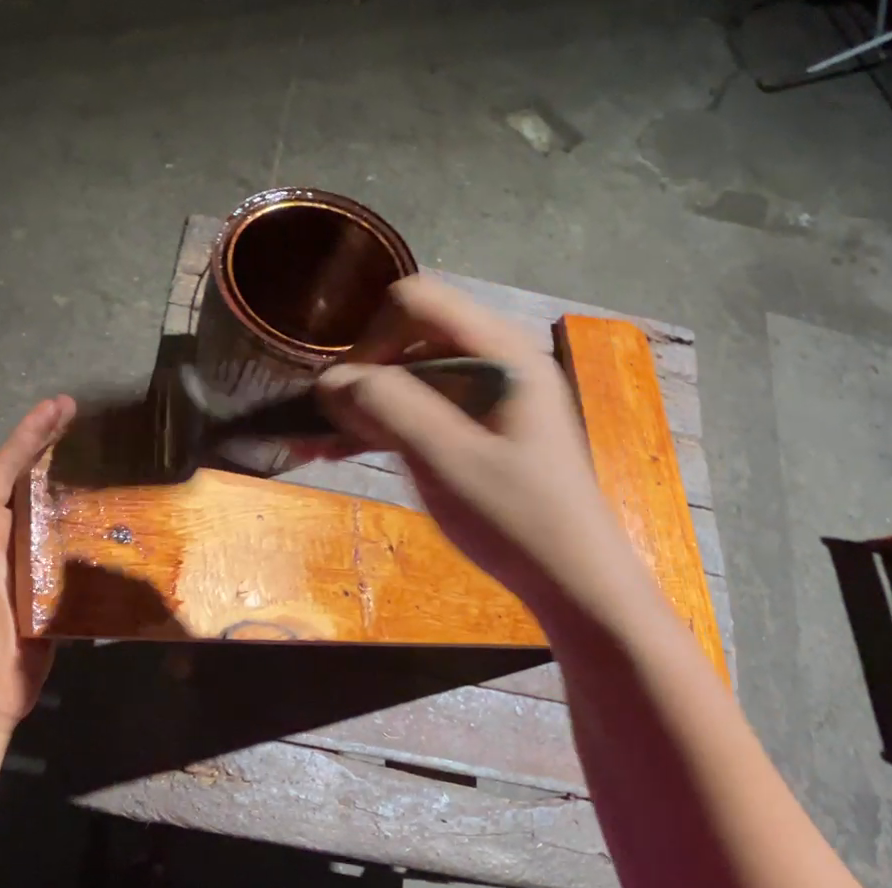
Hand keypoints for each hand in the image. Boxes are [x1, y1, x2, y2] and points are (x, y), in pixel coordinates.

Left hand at [0, 396, 75, 729]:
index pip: (6, 468)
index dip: (30, 434)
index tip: (60, 405)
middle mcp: (6, 535)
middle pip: (32, 480)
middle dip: (53, 444)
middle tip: (80, 414)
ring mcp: (32, 562)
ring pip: (55, 510)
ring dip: (77, 480)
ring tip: (106, 453)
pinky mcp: (55, 588)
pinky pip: (74, 550)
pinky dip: (92, 529)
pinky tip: (116, 515)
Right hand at [318, 276, 654, 624]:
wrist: (574, 580)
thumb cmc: (515, 518)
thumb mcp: (445, 460)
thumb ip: (388, 408)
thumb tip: (328, 379)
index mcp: (501, 353)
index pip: (418, 304)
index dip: (371, 339)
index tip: (345, 396)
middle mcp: (496, 362)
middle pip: (410, 339)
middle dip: (361, 377)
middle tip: (323, 427)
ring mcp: (490, 398)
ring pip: (411, 379)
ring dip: (365, 406)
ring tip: (317, 445)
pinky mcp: (481, 432)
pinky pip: (423, 411)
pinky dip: (384, 427)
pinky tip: (344, 453)